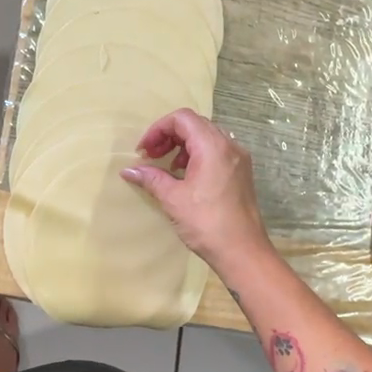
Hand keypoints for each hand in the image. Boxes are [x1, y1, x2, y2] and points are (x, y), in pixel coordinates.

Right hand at [120, 108, 274, 277]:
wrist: (243, 252)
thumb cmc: (206, 223)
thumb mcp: (173, 199)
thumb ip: (150, 178)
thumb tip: (128, 171)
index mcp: (212, 146)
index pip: (182, 118)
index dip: (158, 129)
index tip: (144, 151)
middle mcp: (229, 145)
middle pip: (195, 124)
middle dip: (169, 136)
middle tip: (152, 156)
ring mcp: (239, 159)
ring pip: (207, 137)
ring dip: (183, 145)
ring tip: (168, 167)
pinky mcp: (242, 173)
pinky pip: (217, 151)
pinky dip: (198, 155)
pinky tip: (187, 177)